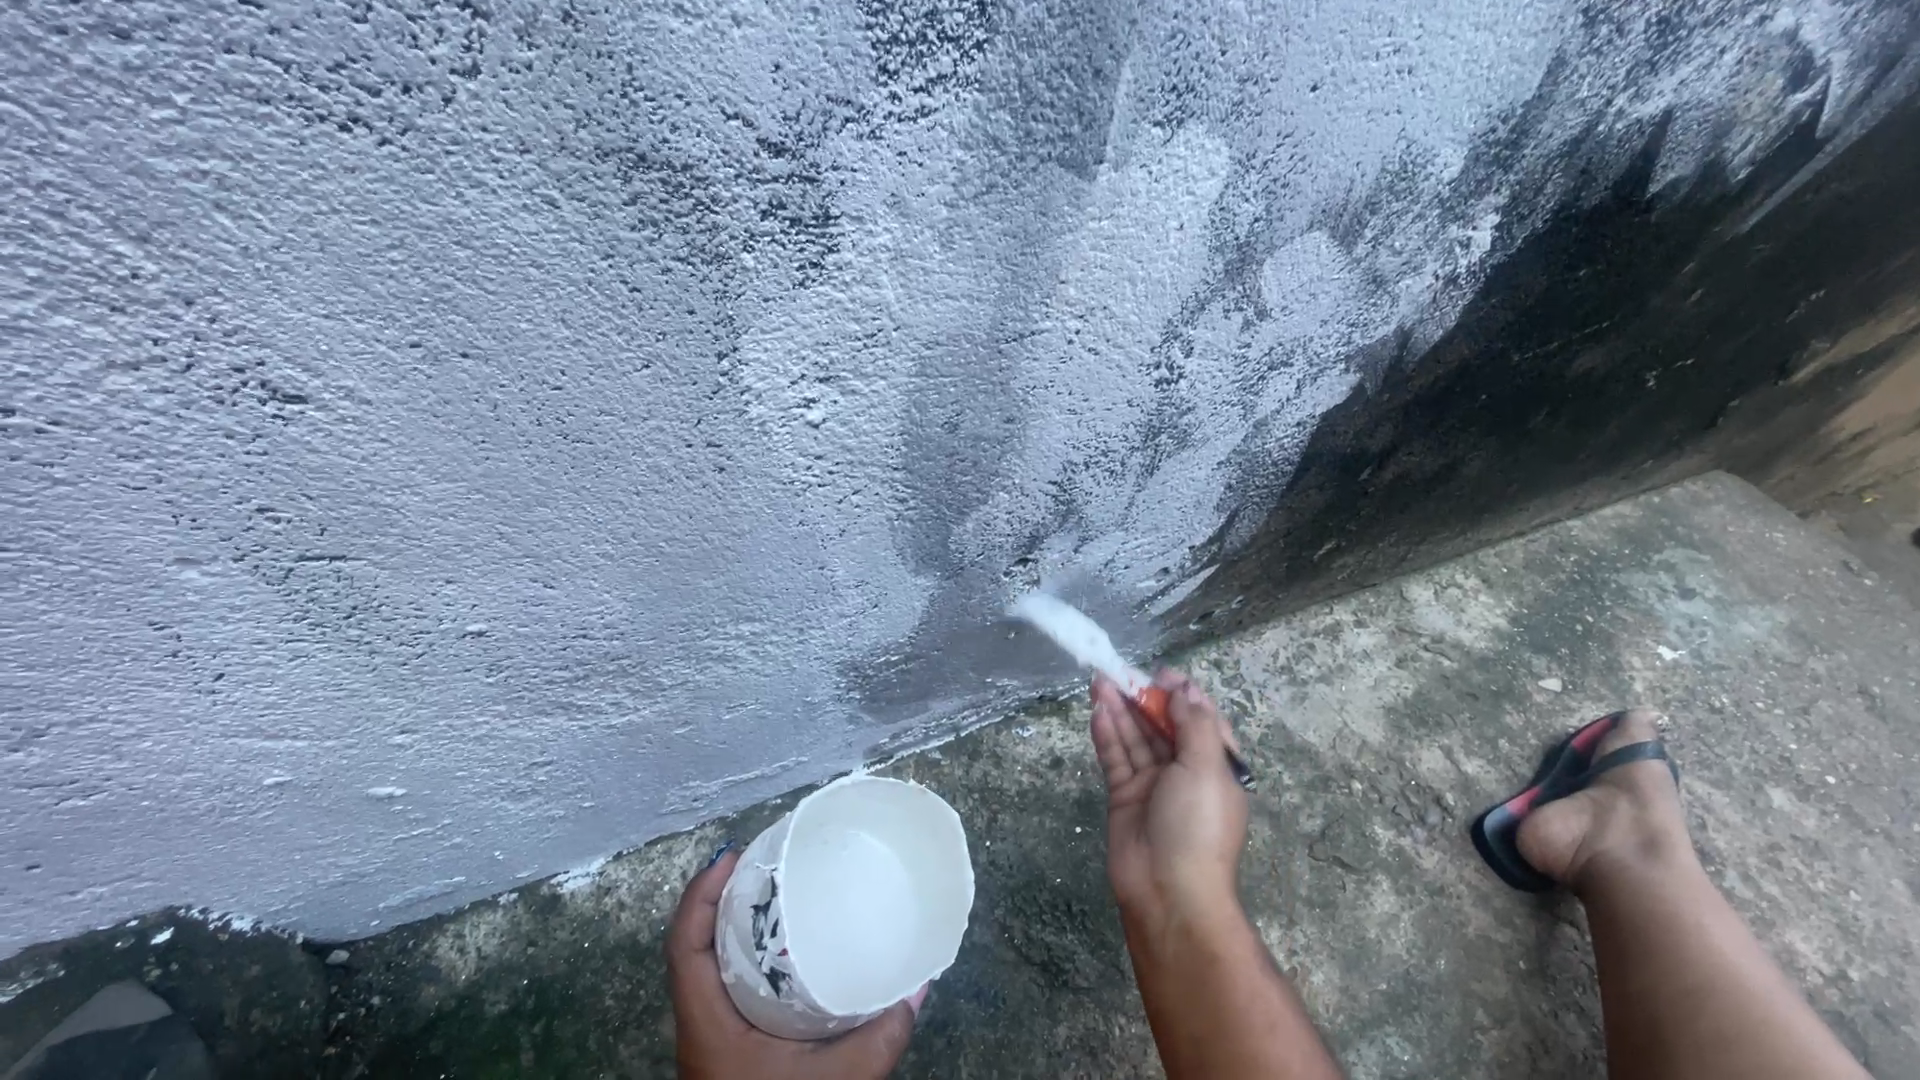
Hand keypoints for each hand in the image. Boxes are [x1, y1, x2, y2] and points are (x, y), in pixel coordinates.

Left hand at [668, 849, 924, 1079]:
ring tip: (768, 893)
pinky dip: (740, 955)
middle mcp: (698, 1022)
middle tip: (759, 864)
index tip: (731, 856)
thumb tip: (918, 986)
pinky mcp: (724, 1047)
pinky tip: (776, 950)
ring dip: (727, 925)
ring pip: (705, 965)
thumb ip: (879, 1038)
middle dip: (718, 898)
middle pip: (691, 945)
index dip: (698, 894)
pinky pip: (722, 985)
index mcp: (707, 1021)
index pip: (683, 945)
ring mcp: (709, 1036)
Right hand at [1090, 669, 1248, 932]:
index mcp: (1216, 766)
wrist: (1169, 891)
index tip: (1161, 674)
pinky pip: (1115, 759)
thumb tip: (1184, 692)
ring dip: (1120, 710)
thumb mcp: (1208, 768)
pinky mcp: (1125, 796)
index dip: (1181, 695)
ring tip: (1098, 681)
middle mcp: (1186, 772)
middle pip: (1163, 725)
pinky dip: (1107, 735)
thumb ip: (1194, 725)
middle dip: (1143, 698)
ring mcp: (1153, 784)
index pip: (1200, 720)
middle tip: (1118, 671)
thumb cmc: (1198, 826)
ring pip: (1135, 738)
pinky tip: (1096, 712)